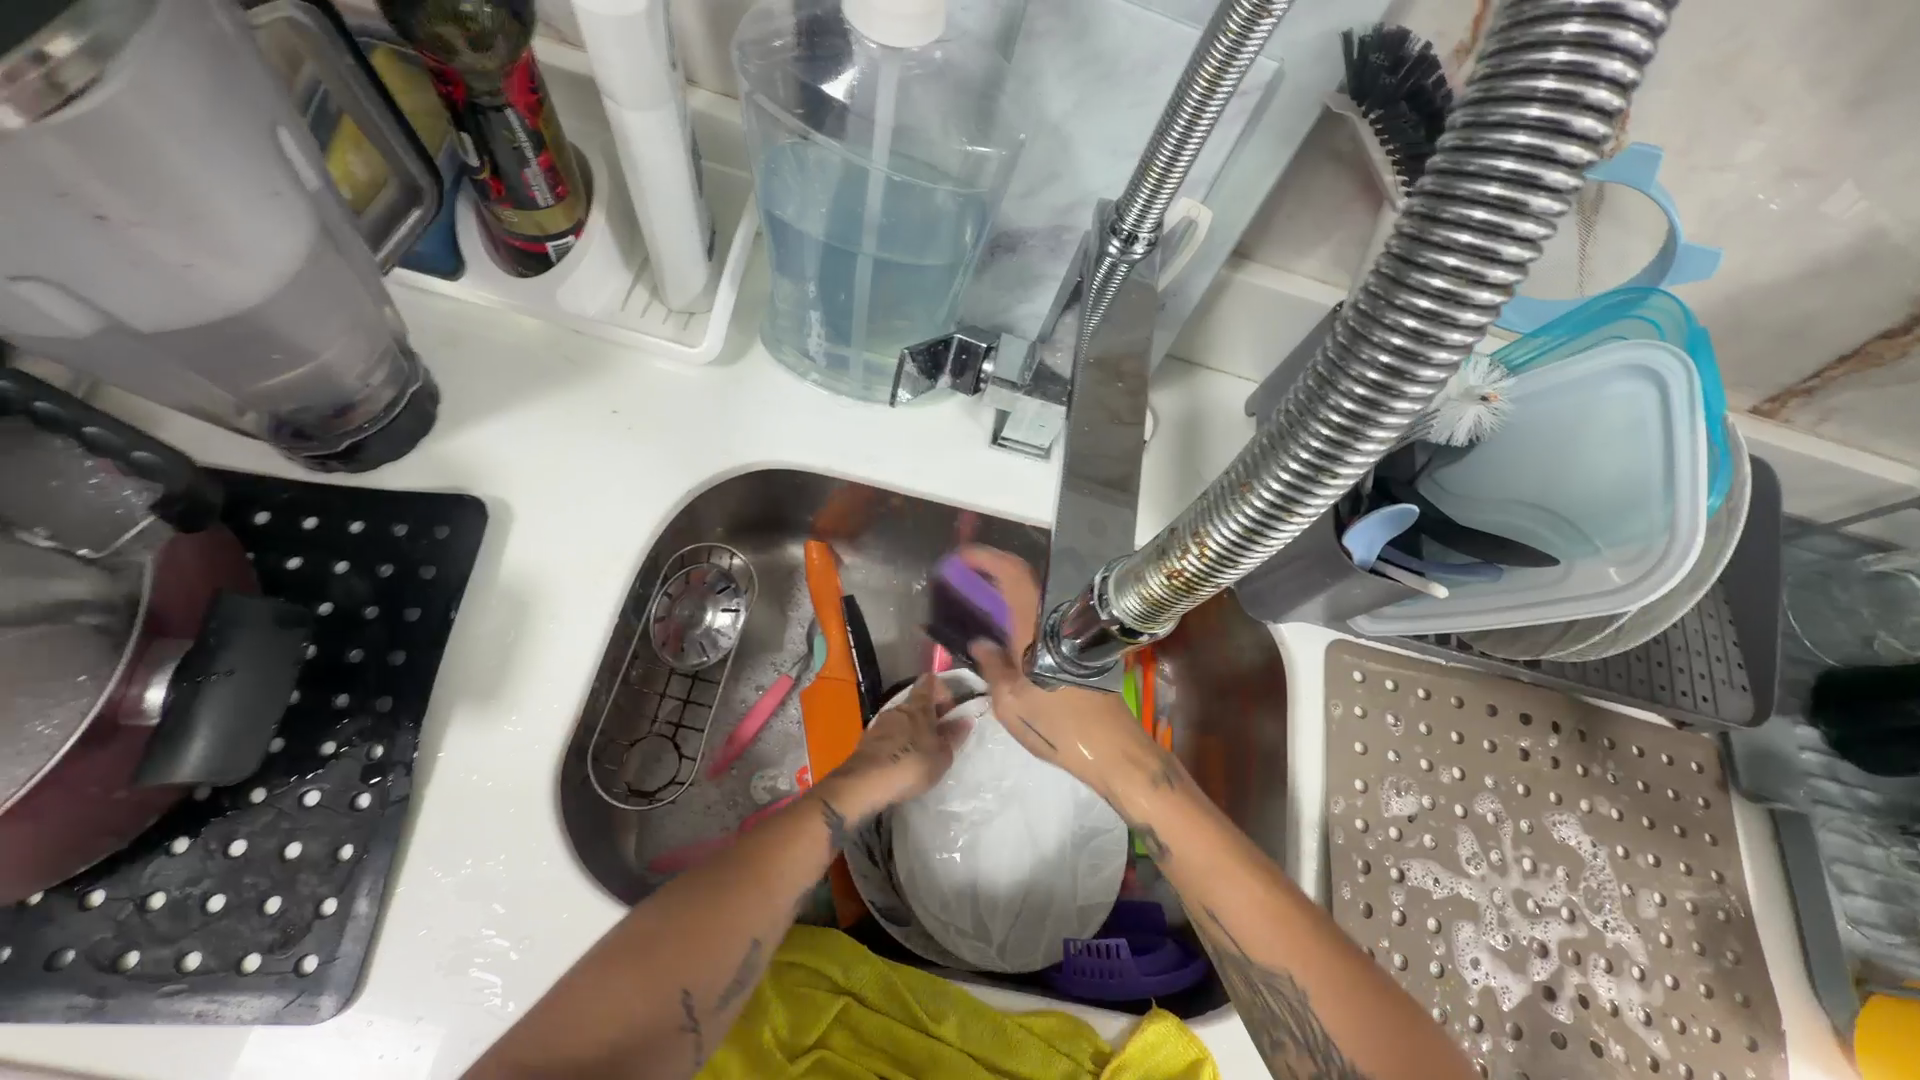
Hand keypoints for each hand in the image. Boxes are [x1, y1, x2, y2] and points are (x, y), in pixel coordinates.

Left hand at [815, 674, 969, 819]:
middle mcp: (898, 708)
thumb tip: (965, 720)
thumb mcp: (942, 755)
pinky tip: (903, 759)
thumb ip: (953, 736)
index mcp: (918, 706)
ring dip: (913, 729)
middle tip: (942, 733)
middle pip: (915, 702)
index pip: (930, 683)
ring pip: (901, 719)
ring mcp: (880, 724)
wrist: (866, 783)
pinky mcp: (868, 741)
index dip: (942, 690)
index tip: (951, 706)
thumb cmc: (912, 764)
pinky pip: (889, 735)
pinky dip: (898, 741)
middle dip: (928, 714)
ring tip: (923, 750)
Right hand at [958, 546, 1162, 799]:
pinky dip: (1022, 618)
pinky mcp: (1081, 652)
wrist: (1112, 751)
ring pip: (1036, 603)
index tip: (963, 556)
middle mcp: (1057, 624)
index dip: (988, 558)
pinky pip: (1044, 622)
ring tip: (979, 606)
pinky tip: (1006, 636)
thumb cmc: (1058, 728)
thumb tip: (981, 644)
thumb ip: (993, 668)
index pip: (1015, 575)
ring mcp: (1073, 637)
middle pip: (1026, 583)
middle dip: (994, 574)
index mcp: (1036, 630)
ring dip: (1007, 596)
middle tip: (965, 581)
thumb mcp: (1010, 704)